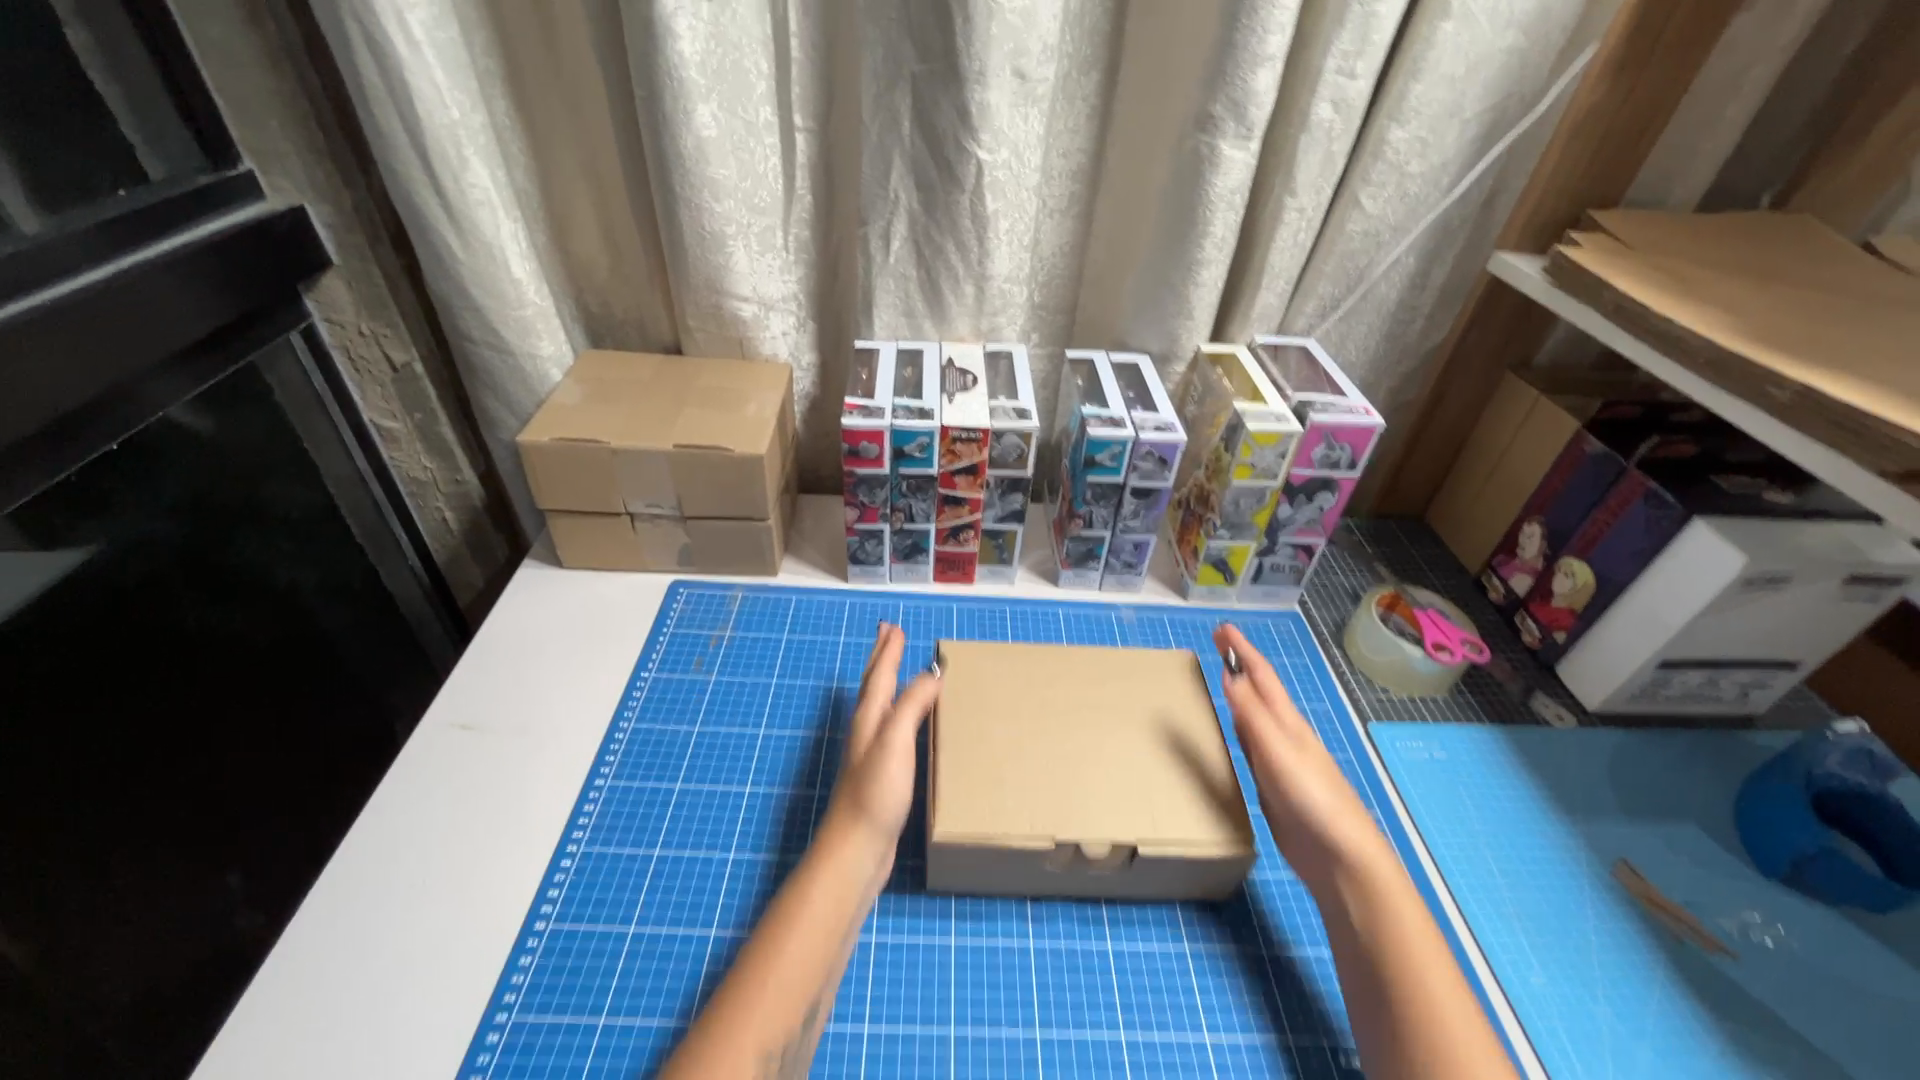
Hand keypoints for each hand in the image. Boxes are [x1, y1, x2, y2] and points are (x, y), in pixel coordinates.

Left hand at [823, 623, 939, 874]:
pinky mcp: (880, 777)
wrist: (857, 849)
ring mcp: (870, 755)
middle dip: (880, 658)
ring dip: (888, 683)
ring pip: (880, 707)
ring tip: (898, 670)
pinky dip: (900, 715)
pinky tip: (906, 725)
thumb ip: (911, 705)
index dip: (888, 651)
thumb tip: (931, 673)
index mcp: (869, 719)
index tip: (894, 626)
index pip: (879, 676)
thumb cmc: (875, 794)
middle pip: (872, 686)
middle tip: (887, 634)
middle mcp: (866, 732)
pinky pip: (891, 731)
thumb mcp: (895, 741)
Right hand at [1214, 624, 1391, 889]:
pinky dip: (1239, 731)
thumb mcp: (1280, 754)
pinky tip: (1233, 735)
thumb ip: (1254, 718)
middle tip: (1218, 644)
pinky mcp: (1273, 787)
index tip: (1222, 628)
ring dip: (1239, 696)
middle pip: (1260, 693)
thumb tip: (1229, 675)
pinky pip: (1250, 747)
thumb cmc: (1313, 801)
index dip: (1243, 651)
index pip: (1262, 678)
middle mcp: (1285, 736)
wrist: (1339, 858)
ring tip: (1221, 681)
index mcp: (1288, 724)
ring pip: (1255, 718)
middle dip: (1240, 666)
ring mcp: (1280, 762)